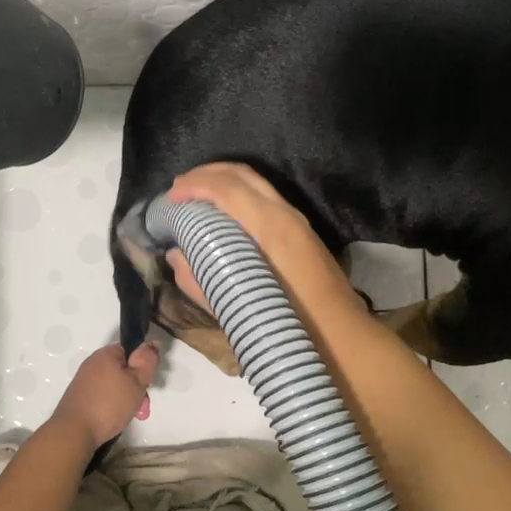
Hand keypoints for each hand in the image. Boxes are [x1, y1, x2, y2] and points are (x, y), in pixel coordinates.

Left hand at [48, 343, 160, 450]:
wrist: (75, 431)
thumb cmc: (109, 404)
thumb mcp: (136, 381)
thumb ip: (147, 361)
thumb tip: (152, 343)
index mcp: (105, 355)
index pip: (130, 351)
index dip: (143, 366)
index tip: (148, 383)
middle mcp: (92, 364)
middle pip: (123, 371)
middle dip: (137, 388)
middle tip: (143, 407)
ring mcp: (84, 382)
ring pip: (115, 387)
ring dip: (128, 400)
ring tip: (133, 416)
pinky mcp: (80, 399)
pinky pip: (103, 398)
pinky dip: (113, 407)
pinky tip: (117, 419)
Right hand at [165, 164, 360, 319]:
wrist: (340, 336)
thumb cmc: (288, 326)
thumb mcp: (235, 307)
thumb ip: (199, 279)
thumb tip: (177, 256)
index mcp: (269, 228)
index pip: (225, 188)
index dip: (193, 186)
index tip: (169, 199)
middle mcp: (285, 214)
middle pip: (241, 174)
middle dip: (206, 174)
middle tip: (178, 188)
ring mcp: (297, 220)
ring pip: (255, 183)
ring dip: (223, 183)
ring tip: (197, 197)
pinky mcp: (302, 231)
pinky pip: (264, 198)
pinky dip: (239, 196)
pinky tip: (224, 215)